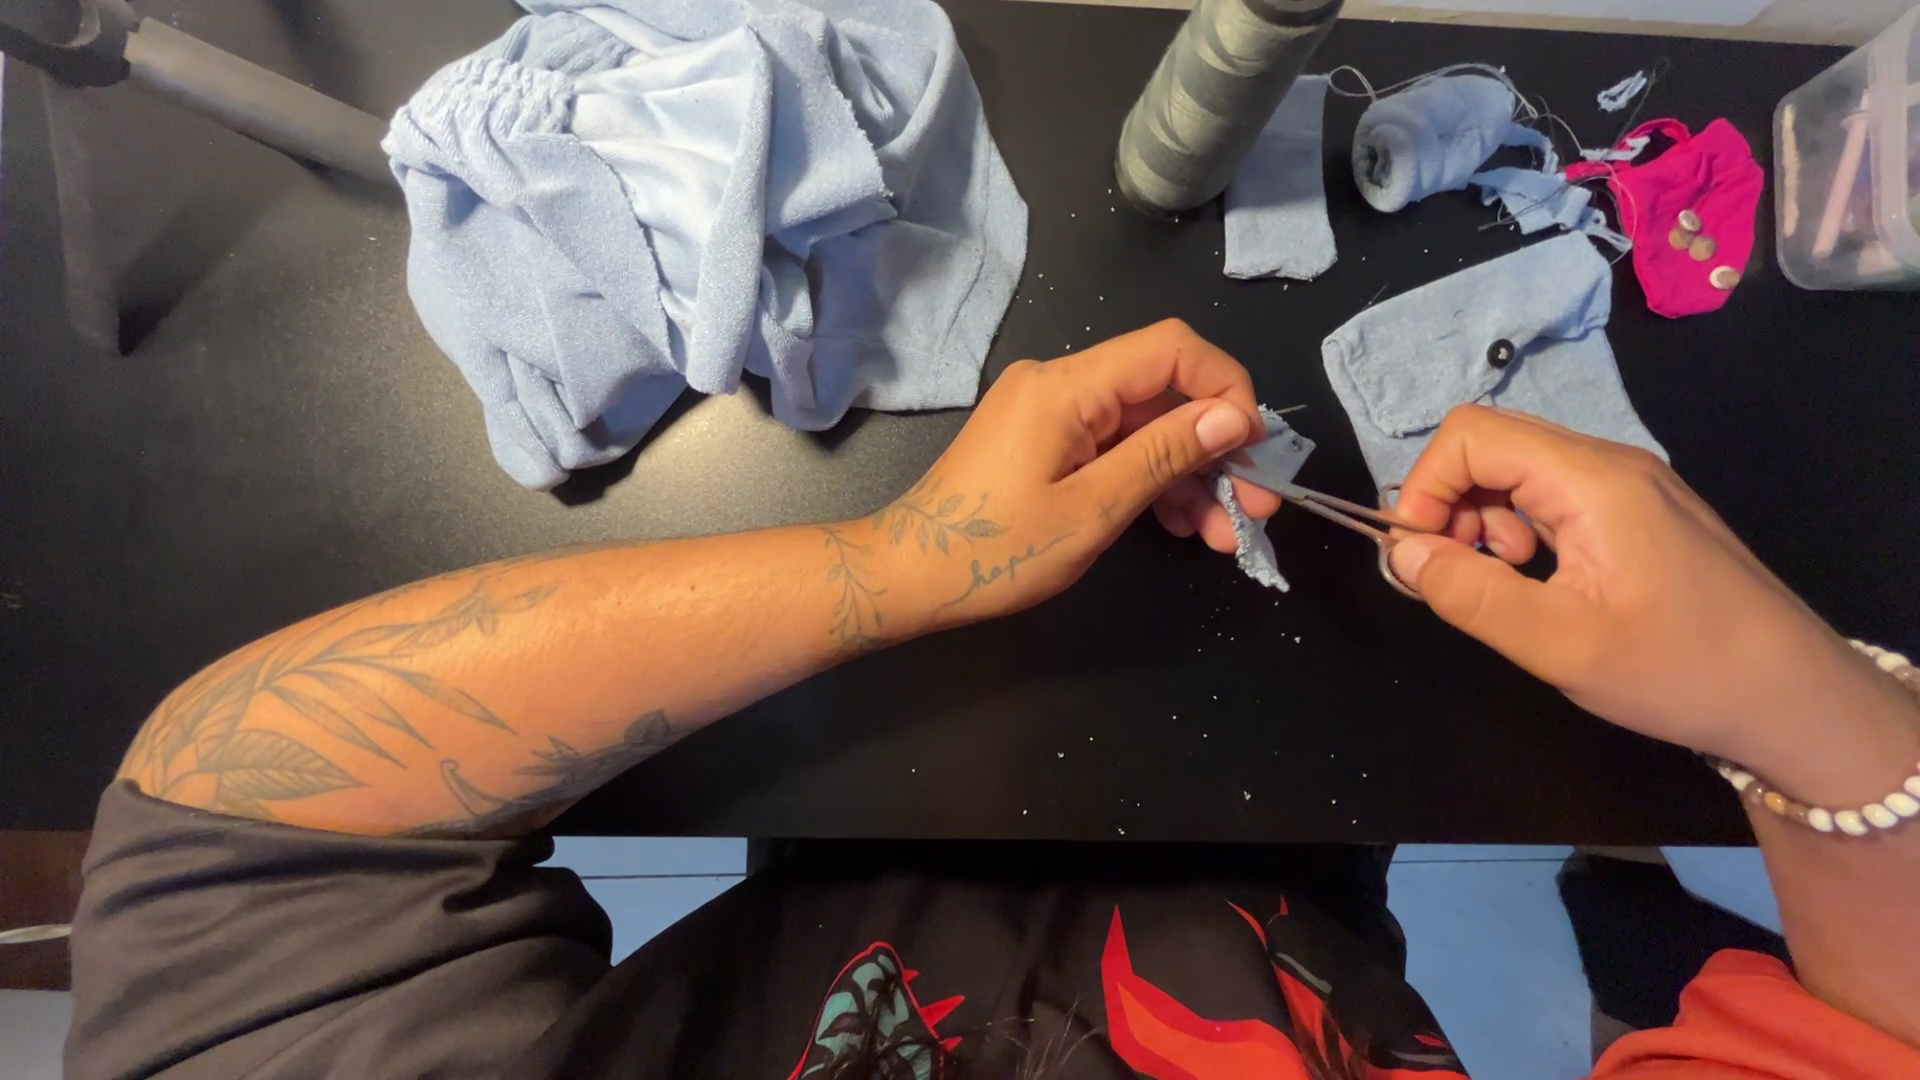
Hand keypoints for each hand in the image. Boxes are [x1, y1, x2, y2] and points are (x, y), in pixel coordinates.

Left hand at [870, 320, 1279, 630]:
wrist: (910, 575)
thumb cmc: (994, 551)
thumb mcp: (1090, 510)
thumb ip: (1163, 456)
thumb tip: (1232, 417)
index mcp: (1065, 386)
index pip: (1170, 350)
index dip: (1225, 388)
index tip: (1252, 448)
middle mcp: (1057, 384)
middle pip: (1159, 394)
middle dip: (1213, 448)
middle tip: (1253, 507)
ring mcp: (1048, 414)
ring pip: (1140, 427)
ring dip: (1185, 475)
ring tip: (1222, 533)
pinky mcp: (1043, 442)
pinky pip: (1109, 447)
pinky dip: (1145, 479)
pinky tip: (1178, 523)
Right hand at [1387, 406, 1917, 803]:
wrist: (1797, 702)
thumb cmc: (1677, 670)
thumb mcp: (1556, 644)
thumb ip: (1468, 593)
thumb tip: (1401, 553)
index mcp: (1593, 481)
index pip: (1470, 436)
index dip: (1424, 485)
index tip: (1420, 552)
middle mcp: (1607, 464)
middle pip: (1487, 443)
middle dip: (1445, 501)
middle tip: (1454, 567)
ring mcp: (1622, 484)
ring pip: (1509, 467)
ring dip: (1476, 516)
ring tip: (1496, 575)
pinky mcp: (1627, 508)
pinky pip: (1541, 491)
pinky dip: (1509, 525)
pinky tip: (1530, 573)